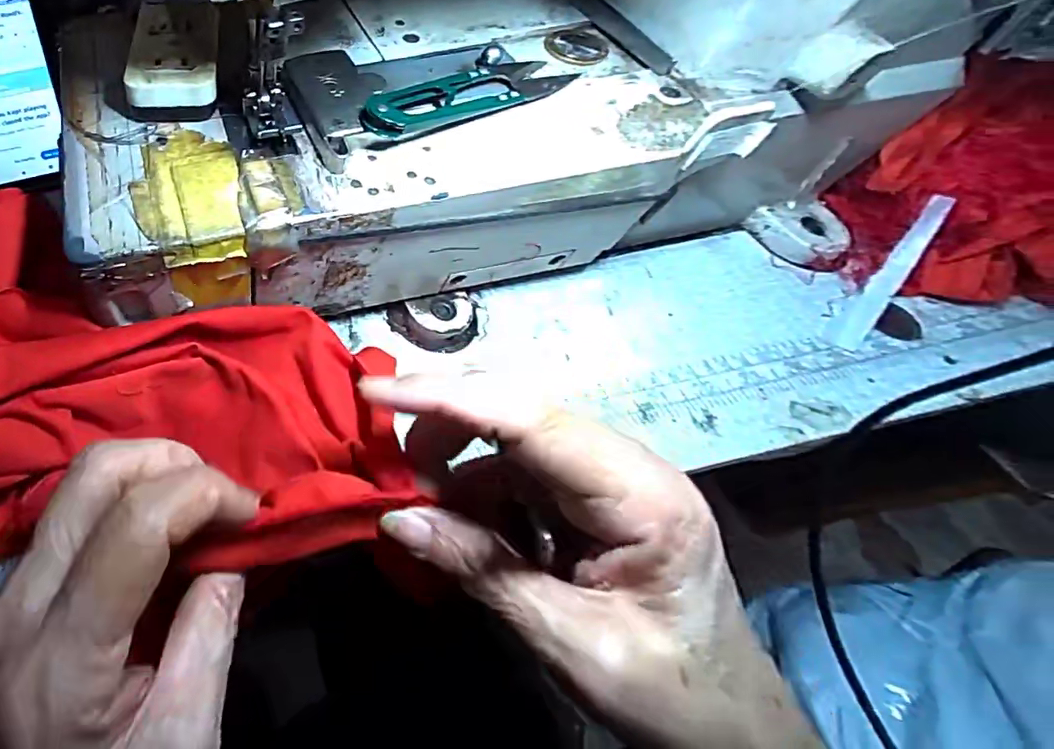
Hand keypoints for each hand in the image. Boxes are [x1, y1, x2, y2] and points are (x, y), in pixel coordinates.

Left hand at [0, 440, 258, 748]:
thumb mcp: (181, 745)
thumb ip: (207, 641)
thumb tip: (231, 553)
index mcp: (59, 659)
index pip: (130, 526)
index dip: (199, 493)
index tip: (253, 507)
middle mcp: (15, 608)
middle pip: (88, 477)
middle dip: (165, 461)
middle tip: (221, 492)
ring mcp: (2, 598)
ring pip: (70, 485)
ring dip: (141, 472)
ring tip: (194, 501)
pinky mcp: (6, 598)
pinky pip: (63, 518)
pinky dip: (116, 500)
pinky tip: (156, 525)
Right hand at [361, 373, 821, 748]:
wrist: (733, 727)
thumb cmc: (674, 693)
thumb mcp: (572, 642)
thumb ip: (482, 572)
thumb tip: (395, 519)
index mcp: (639, 495)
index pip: (526, 419)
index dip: (444, 398)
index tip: (374, 391)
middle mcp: (619, 464)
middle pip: (507, 409)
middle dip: (438, 427)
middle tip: (391, 466)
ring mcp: (597, 472)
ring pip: (496, 432)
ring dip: (448, 462)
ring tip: (425, 510)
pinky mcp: (577, 488)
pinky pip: (502, 465)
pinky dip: (466, 487)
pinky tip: (461, 527)